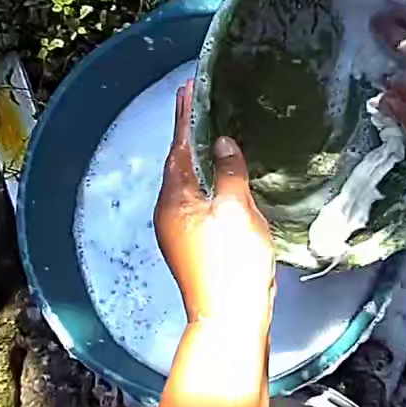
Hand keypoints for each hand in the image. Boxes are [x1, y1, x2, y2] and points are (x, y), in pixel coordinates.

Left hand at [154, 82, 275, 326]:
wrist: (228, 317)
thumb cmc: (233, 263)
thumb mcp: (236, 210)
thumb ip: (230, 172)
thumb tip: (222, 143)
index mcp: (175, 198)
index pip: (180, 146)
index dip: (185, 117)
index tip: (187, 89)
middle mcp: (169, 212)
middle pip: (179, 164)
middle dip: (190, 136)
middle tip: (203, 107)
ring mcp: (178, 231)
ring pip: (187, 184)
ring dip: (198, 159)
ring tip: (214, 136)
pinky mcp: (191, 244)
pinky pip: (196, 201)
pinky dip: (207, 183)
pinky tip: (223, 181)